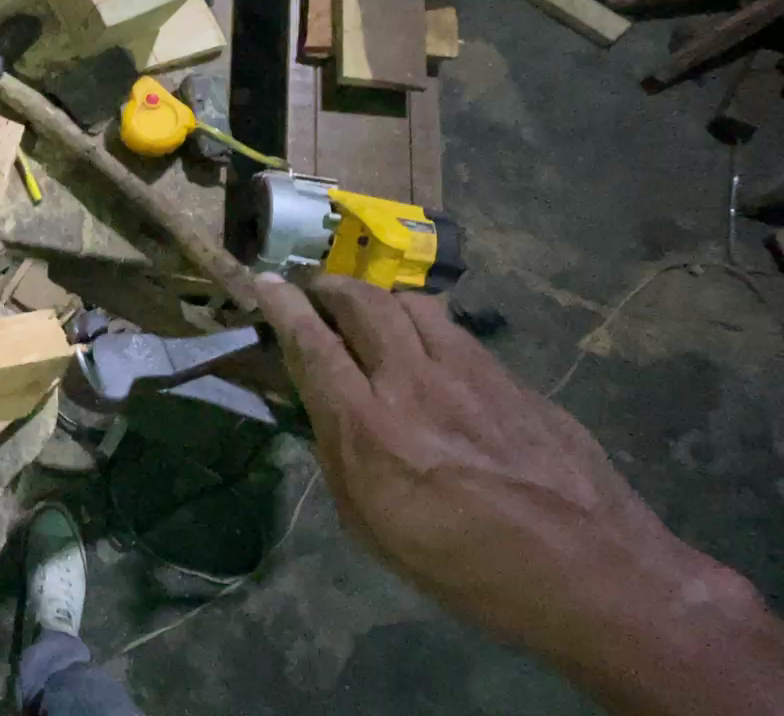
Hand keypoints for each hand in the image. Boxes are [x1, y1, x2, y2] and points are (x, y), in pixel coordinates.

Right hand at [255, 273, 761, 661]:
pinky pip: (458, 333)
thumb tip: (322, 404)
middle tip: (316, 290)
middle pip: (363, 304)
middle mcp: (415, 385)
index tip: (265, 282)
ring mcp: (472, 376)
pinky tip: (428, 352)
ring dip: (379, 300)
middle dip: (330, 286)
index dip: (282, 306)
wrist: (595, 577)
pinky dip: (426, 327)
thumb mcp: (367, 518)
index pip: (312, 344)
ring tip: (371, 313)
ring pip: (413, 305)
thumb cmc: (459, 561)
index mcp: (369, 426)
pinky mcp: (515, 381)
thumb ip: (337, 448)